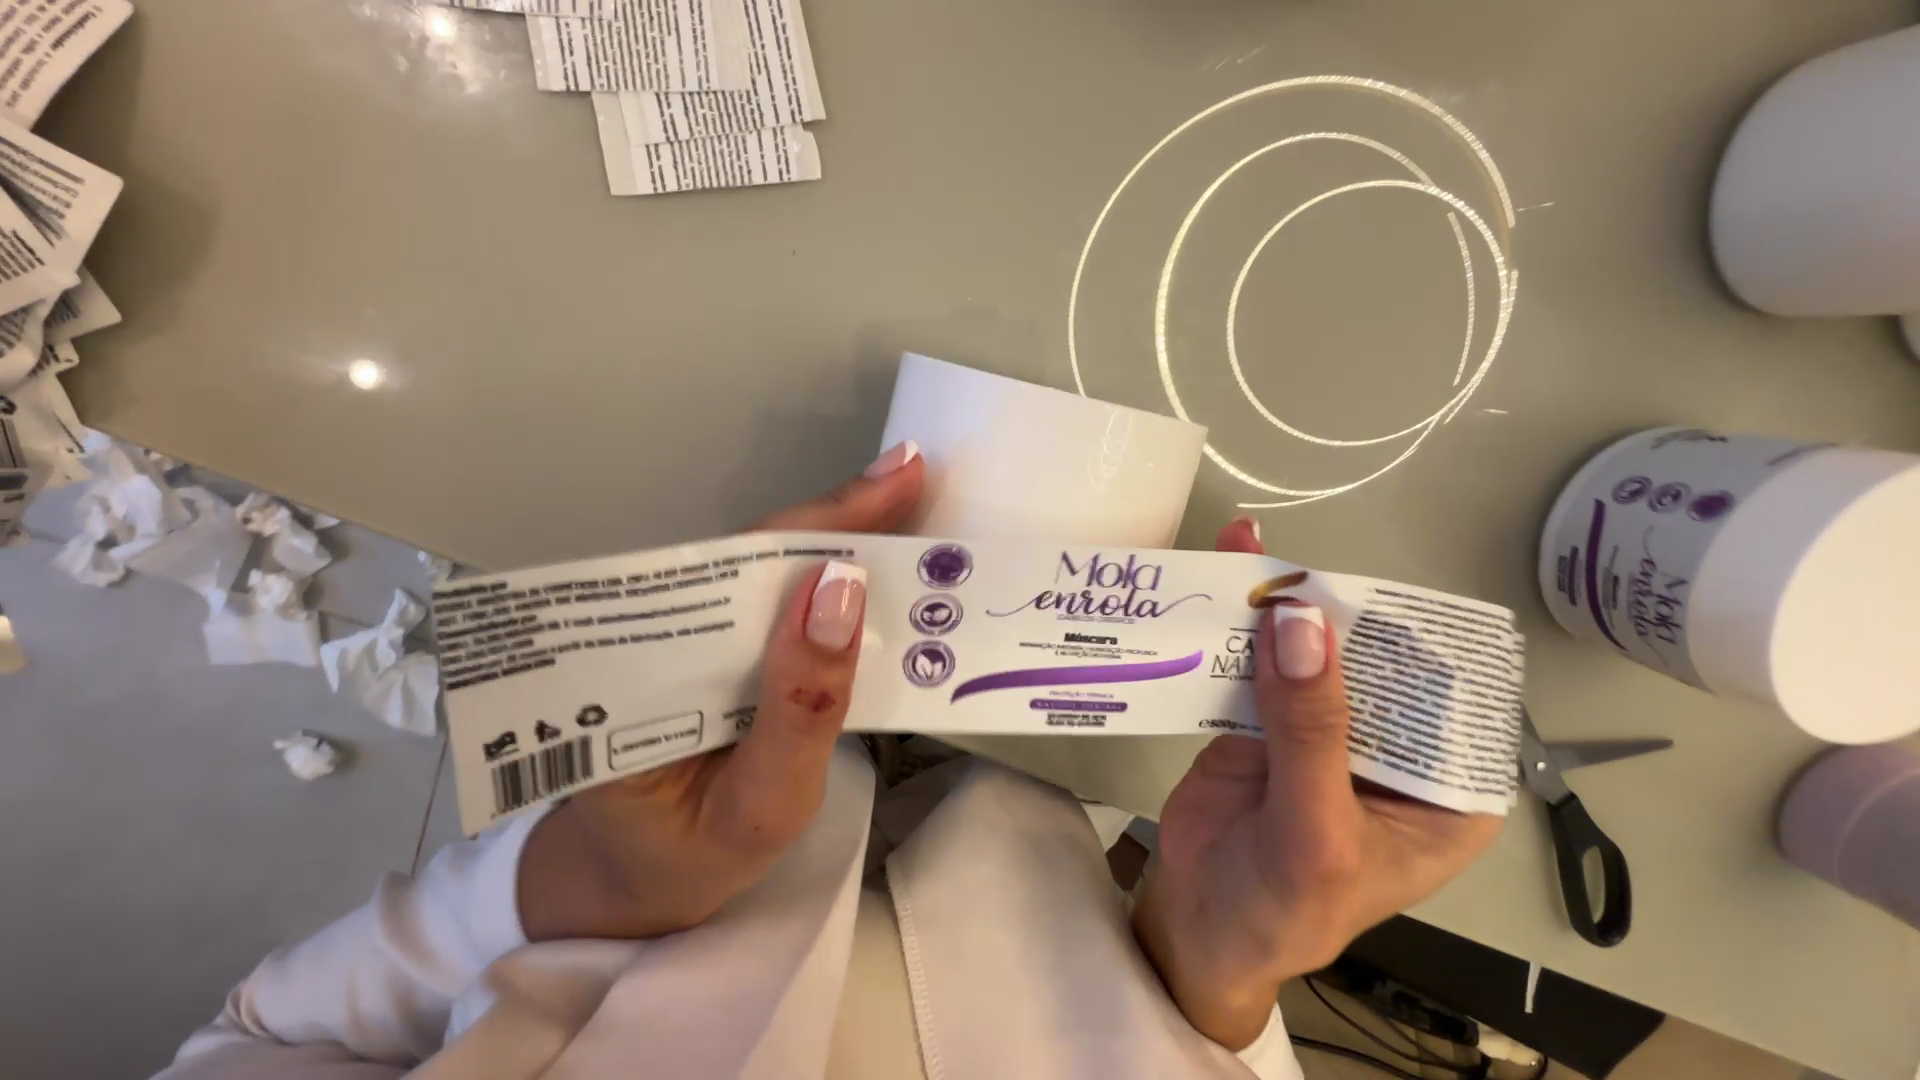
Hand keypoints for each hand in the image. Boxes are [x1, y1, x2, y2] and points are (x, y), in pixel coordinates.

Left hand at [517, 444, 923, 940]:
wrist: (637, 888)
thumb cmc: (694, 856)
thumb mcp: (761, 804)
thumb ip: (801, 707)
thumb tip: (841, 586)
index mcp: (645, 663)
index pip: (738, 572)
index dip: (823, 520)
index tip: (898, 474)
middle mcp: (658, 634)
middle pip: (754, 558)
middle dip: (841, 516)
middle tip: (916, 475)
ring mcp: (686, 641)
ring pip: (765, 575)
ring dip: (839, 540)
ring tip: (906, 504)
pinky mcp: (714, 655)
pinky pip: (773, 607)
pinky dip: (828, 584)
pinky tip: (873, 566)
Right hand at [1132, 518, 1503, 1048]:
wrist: (1198, 923)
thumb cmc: (1285, 906)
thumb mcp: (1314, 828)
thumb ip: (1311, 728)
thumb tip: (1300, 620)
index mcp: (1440, 785)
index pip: (1445, 695)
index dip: (1410, 640)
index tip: (1365, 591)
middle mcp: (1388, 748)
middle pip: (1368, 662)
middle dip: (1331, 612)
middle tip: (1291, 562)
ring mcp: (1320, 730)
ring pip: (1307, 655)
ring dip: (1276, 607)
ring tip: (1244, 544)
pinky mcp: (1263, 722)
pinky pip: (1254, 666)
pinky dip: (1234, 628)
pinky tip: (1219, 582)